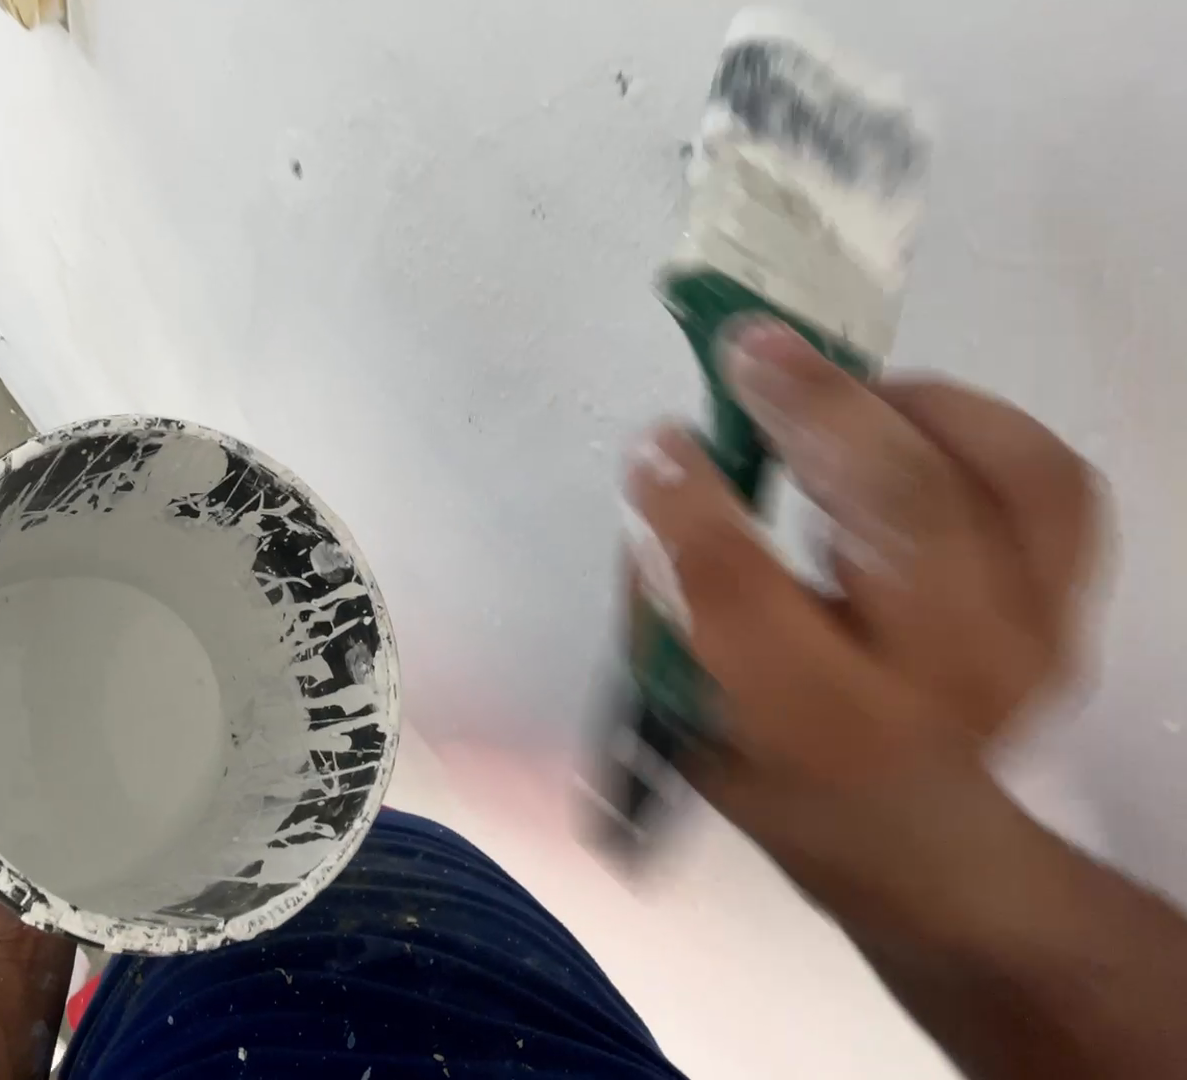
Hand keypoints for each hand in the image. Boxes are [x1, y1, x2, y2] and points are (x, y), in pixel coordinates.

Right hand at [624, 319, 1103, 888]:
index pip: (743, 586)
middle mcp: (940, 675)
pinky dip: (977, 424)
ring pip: (1005, 474)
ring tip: (825, 380)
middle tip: (748, 346)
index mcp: (812, 715)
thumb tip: (668, 482)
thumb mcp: (672, 701)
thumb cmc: (756, 764)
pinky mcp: (1069, 605)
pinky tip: (901, 413)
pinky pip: (1051, 482)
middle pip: (901, 508)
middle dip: (815, 409)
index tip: (656, 442)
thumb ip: (662, 593)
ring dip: (905, 403)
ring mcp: (1028, 635)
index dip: (693, 501)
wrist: (901, 828)